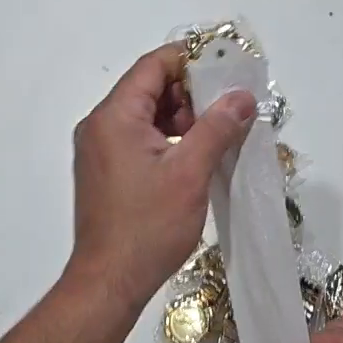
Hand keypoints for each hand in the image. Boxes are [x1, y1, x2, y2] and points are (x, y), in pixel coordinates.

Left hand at [68, 44, 255, 311]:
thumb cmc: (148, 225)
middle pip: (148, 88)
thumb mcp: (190, 172)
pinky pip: (139, 138)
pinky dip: (168, 138)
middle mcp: (100, 126)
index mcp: (115, 117)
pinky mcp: (106, 171)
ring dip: (181, 117)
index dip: (189, 59)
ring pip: (146, 115)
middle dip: (190, 92)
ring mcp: (100, 150)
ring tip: (218, 133)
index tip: (225, 67)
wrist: (109, 282)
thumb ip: (217, 128)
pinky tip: (197, 154)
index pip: (152, 66)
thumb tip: (242, 96)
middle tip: (228, 106)